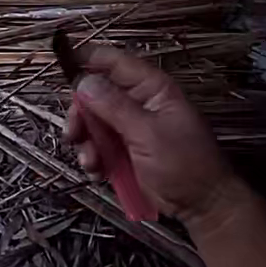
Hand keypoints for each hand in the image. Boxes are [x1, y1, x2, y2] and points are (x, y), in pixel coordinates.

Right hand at [62, 45, 242, 227]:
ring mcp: (130, 128)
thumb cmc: (184, 164)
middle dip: (81, 114)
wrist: (202, 206)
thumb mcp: (148, 133)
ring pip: (93, 123)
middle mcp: (138, 104)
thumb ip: (114, 107)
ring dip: (86, 141)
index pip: (116, 63)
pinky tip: (98, 172)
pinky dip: (93, 158)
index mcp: (151, 89)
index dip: (89, 59)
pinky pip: (98, 147)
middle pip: (96, 94)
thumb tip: (84, 80)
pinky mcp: (124, 152)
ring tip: (91, 161)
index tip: (63, 64)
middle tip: (73, 133)